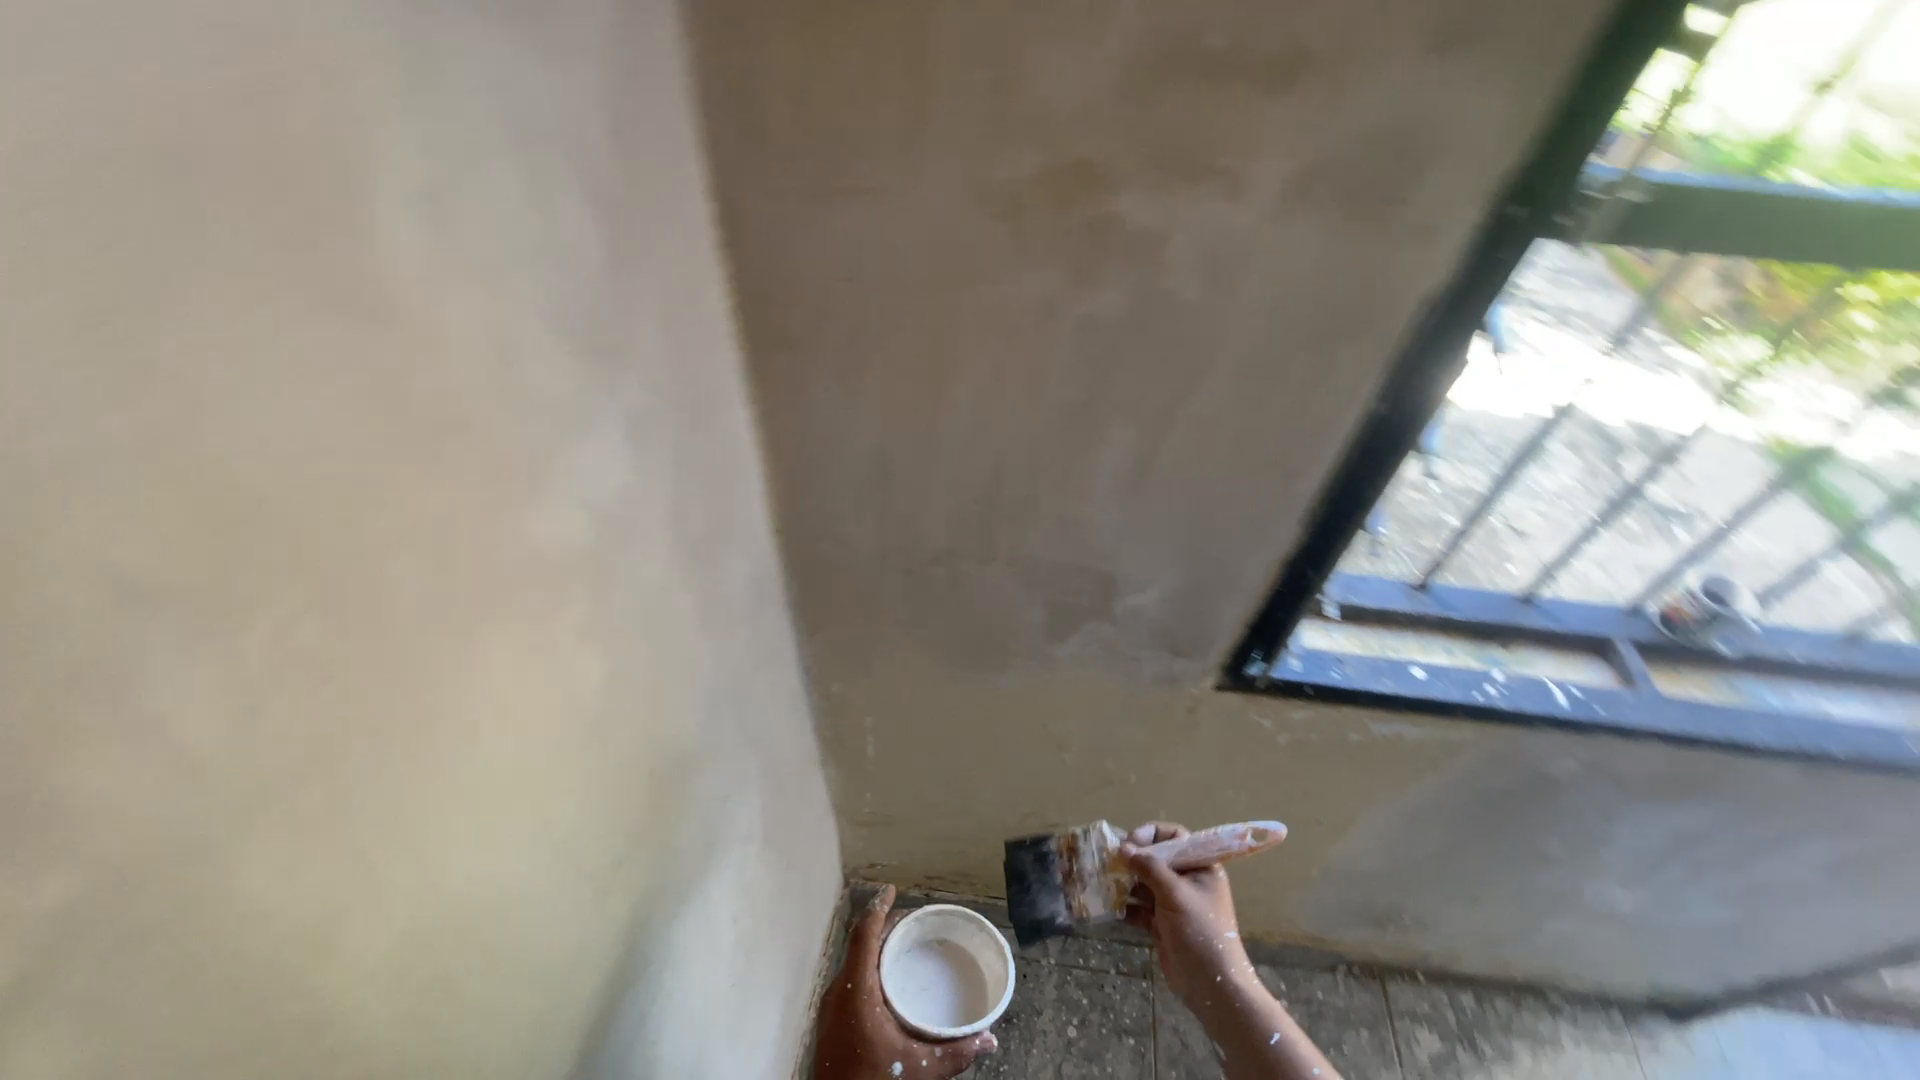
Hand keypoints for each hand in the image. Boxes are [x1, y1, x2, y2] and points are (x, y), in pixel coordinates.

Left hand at [812, 885, 998, 1079]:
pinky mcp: (832, 1022)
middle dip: (884, 926)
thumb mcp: (918, 1070)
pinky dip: (870, 969)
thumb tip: (989, 1039)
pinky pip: (851, 980)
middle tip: (913, 920)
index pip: (864, 935)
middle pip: (859, 944)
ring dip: (876, 948)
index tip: (892, 889)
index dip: (878, 908)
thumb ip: (955, 1052)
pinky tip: (889, 983)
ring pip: (854, 963)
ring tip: (905, 945)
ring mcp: (831, 1008)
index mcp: (856, 992)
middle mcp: (839, 992)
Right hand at [1121, 822, 1256, 1002]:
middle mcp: (1187, 881)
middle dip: (1133, 861)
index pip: (1175, 837)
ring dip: (1125, 884)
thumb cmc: (1200, 931)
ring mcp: (1173, 903)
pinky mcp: (1162, 924)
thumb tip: (1123, 848)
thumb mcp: (1175, 893)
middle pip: (1156, 859)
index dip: (1151, 835)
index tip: (1129, 842)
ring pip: (1144, 884)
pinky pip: (1140, 907)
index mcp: (1200, 867)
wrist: (1211, 984)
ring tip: (1106, 885)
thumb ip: (1149, 868)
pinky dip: (1127, 907)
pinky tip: (1112, 909)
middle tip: (1110, 863)